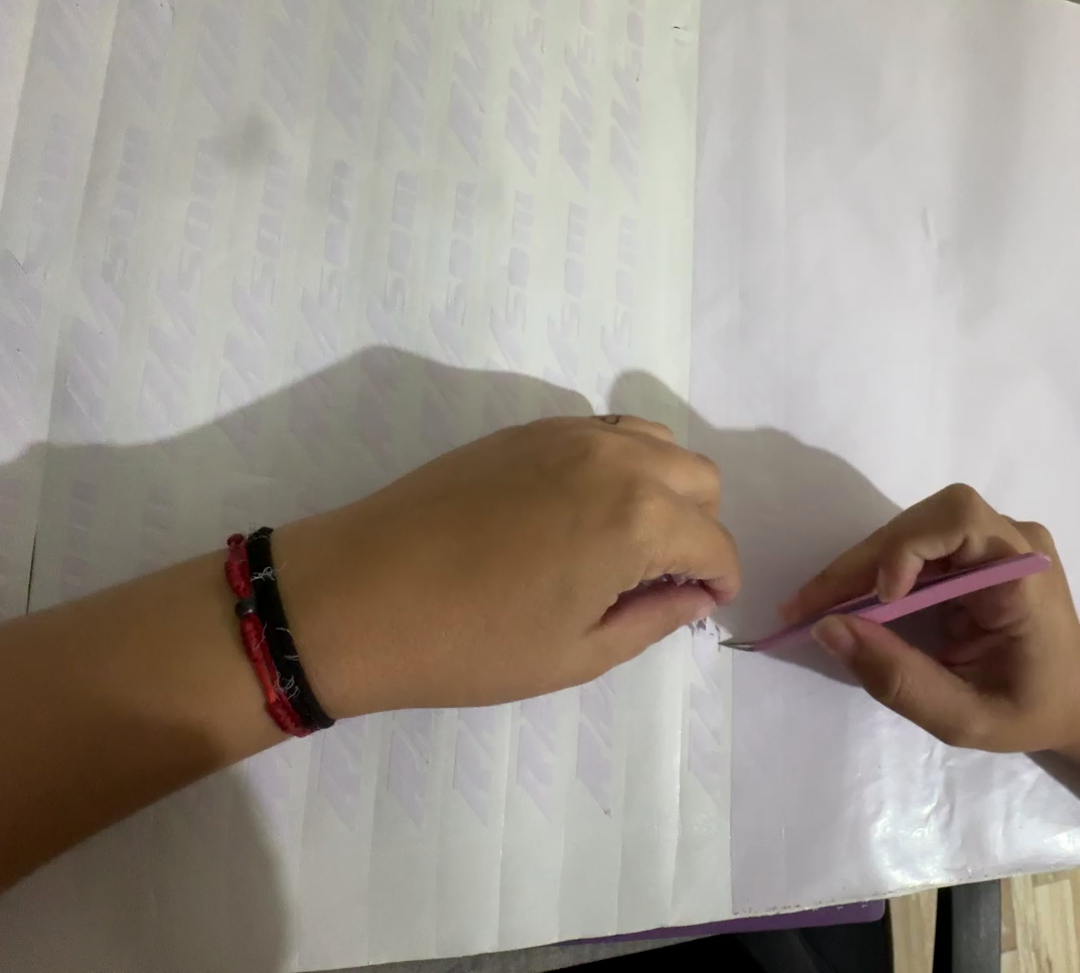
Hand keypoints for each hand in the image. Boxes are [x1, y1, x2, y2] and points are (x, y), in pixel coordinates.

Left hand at [271, 416, 740, 716]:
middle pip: (701, 478)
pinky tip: (588, 506)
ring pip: (660, 443)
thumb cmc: (473, 642)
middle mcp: (618, 460)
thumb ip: (655, 618)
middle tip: (665, 575)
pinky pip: (610, 431)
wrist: (357, 595)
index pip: (716, 542)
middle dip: (702, 528)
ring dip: (668, 487)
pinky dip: (625, 463)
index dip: (722, 580)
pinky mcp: (533, 427)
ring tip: (632, 536)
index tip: (706, 604)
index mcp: (638, 519)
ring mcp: (573, 434)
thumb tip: (696, 594)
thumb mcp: (579, 653)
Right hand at [781, 484, 1079, 753]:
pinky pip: (912, 544)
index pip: (959, 519)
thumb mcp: (967, 717)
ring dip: (861, 566)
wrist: (1076, 695)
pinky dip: (874, 571)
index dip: (909, 545)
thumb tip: (826, 629)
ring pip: (909, 528)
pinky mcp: (972, 546)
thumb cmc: (1032, 710)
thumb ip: (900, 679)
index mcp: (1023, 574)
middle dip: (862, 562)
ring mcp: (991, 537)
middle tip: (807, 606)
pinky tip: (850, 601)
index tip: (882, 597)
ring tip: (820, 606)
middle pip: (922, 521)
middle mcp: (1010, 539)